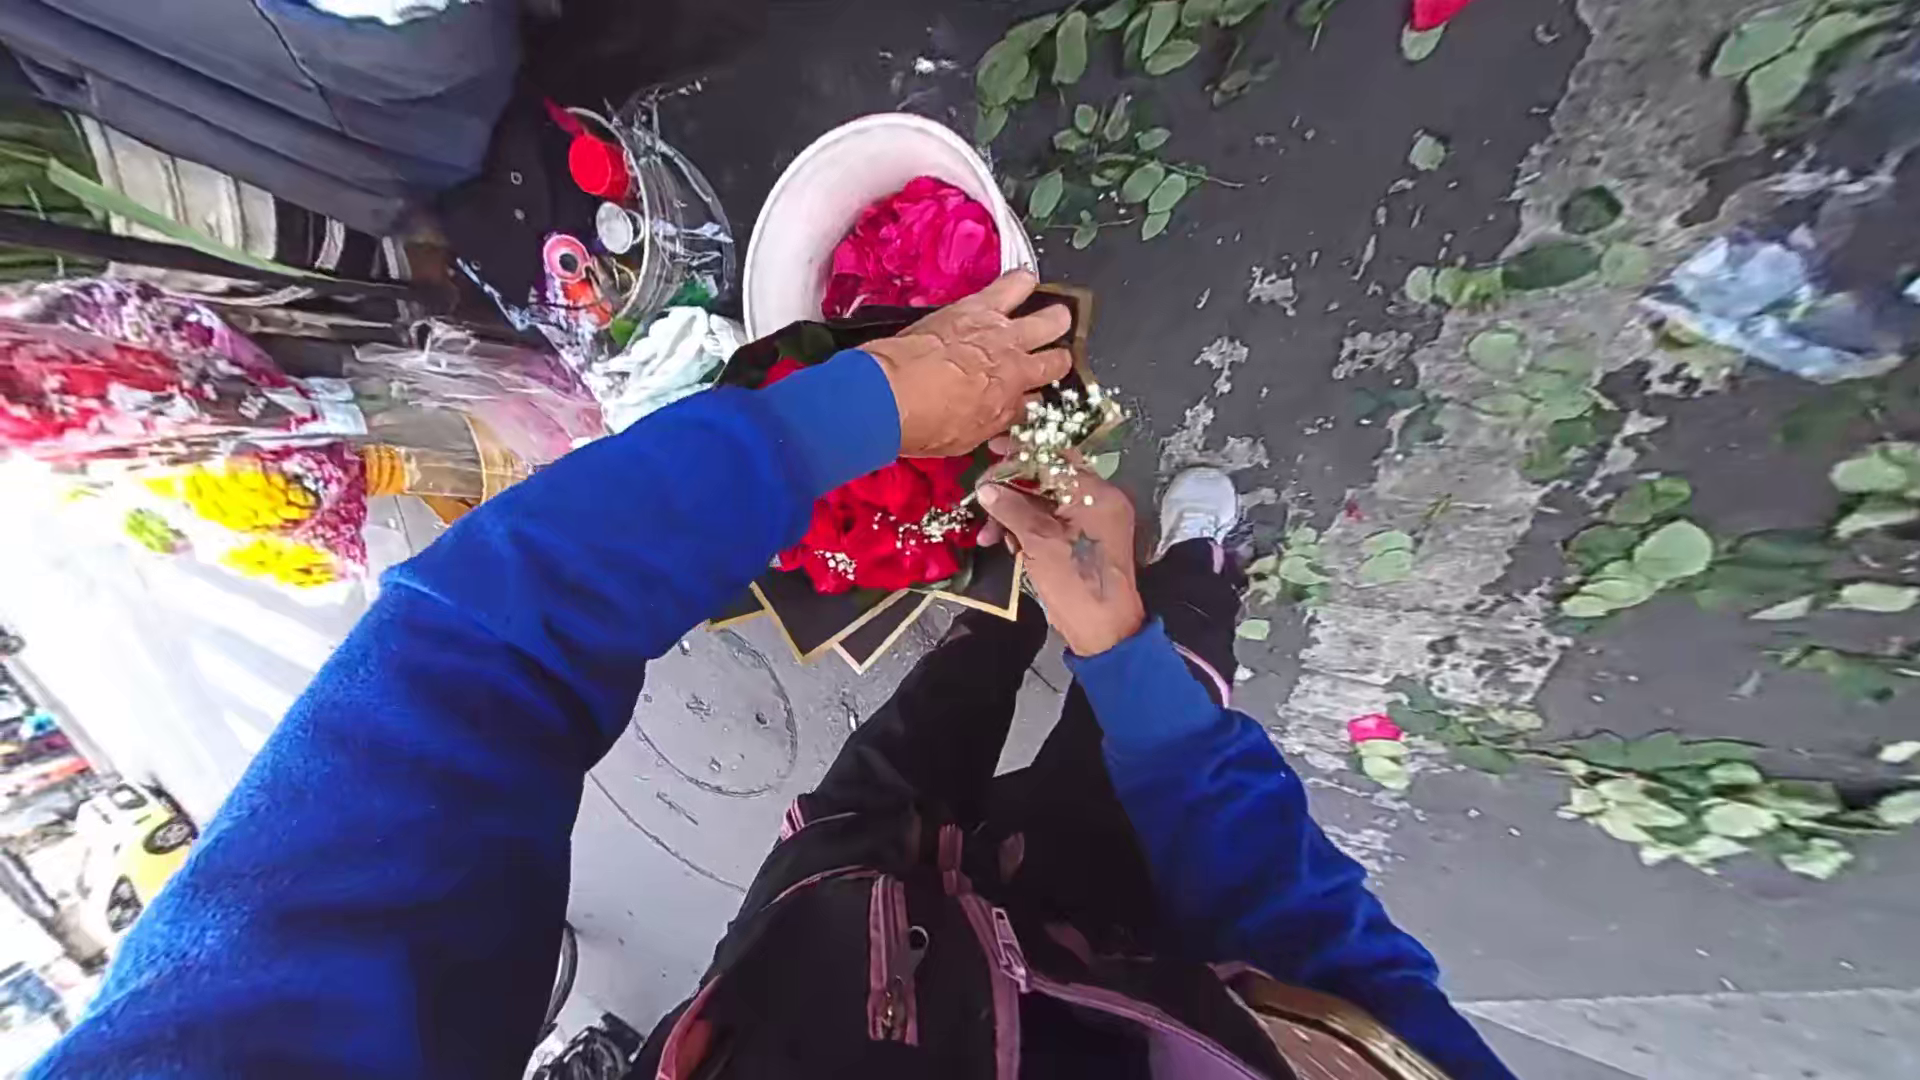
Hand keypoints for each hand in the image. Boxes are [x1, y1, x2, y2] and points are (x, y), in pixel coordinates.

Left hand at [862, 270, 1074, 457]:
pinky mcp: (973, 304)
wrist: (892, 395)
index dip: (1053, 376)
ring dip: (1042, 302)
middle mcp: (1014, 351)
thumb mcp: (973, 435)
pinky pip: (1010, 282)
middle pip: (1055, 332)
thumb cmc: (929, 424)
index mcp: (1016, 386)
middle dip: (1058, 334)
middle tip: (1048, 337)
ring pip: (1042, 301)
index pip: (1053, 375)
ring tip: (1035, 303)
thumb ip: (1001, 416)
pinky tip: (1019, 282)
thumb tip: (1018, 408)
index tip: (1042, 377)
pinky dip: (1019, 282)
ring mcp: (996, 324)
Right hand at [977, 469, 1145, 657]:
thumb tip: (985, 487)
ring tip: (989, 536)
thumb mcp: (1039, 542)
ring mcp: (1090, 521)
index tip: (992, 448)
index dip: (1021, 451)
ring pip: (1043, 504)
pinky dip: (1027, 531)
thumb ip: (1012, 509)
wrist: (1103, 630)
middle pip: (1047, 480)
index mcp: (1096, 494)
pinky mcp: (1080, 540)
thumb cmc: (1076, 582)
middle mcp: (1098, 501)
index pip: (1055, 458)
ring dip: (1013, 515)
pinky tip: (1006, 545)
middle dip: (1011, 490)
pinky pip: (1049, 523)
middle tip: (982, 497)